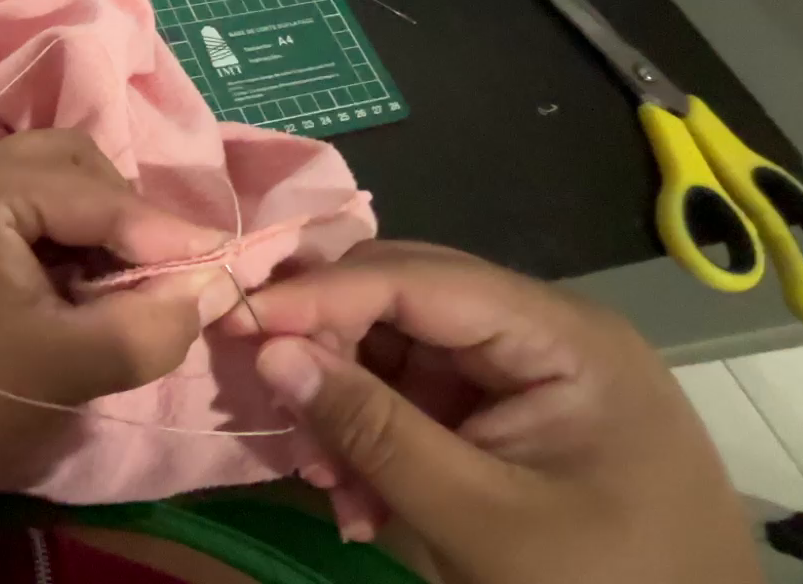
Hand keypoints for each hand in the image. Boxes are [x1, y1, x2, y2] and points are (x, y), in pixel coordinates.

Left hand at [0, 130, 246, 495]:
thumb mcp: (66, 368)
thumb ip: (149, 325)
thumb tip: (210, 287)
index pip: (94, 193)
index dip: (162, 231)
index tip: (219, 263)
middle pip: (67, 160)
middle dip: (120, 211)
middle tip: (152, 270)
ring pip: (42, 176)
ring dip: (88, 218)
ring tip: (108, 278)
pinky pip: (13, 201)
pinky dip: (52, 231)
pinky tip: (63, 280)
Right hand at [239, 240, 762, 583]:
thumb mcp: (483, 523)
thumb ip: (370, 430)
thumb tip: (266, 350)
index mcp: (562, 337)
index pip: (414, 280)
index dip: (320, 293)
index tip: (240, 318)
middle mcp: (536, 331)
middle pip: (395, 300)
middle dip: (328, 348)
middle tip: (275, 395)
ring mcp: (515, 369)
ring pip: (387, 345)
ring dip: (341, 402)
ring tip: (323, 475)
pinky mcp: (495, 407)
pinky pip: (402, 391)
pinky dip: (365, 432)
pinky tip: (353, 491)